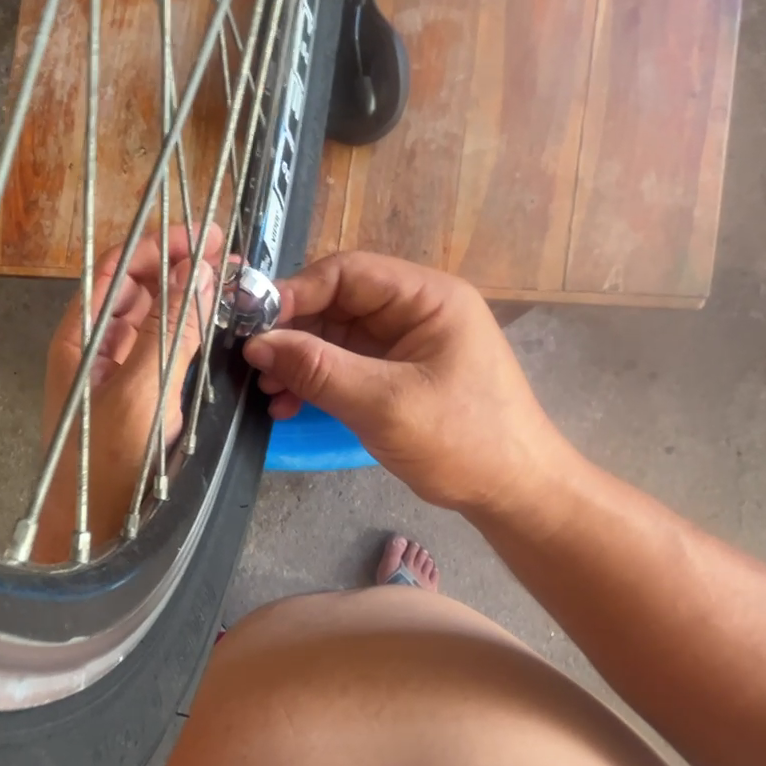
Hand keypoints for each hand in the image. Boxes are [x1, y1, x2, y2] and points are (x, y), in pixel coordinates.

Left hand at [34, 224, 223, 561]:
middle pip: (138, 290)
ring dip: (189, 297)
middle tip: (231, 257)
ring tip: (231, 283)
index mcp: (80, 337)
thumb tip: (201, 271)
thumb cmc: (106, 460)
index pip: (117, 270)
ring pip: (155, 319)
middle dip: (181, 266)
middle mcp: (96, 347)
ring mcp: (118, 373)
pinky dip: (190, 333)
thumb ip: (171, 330)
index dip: (161, 245)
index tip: (209, 234)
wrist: (93, 529)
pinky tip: (215, 325)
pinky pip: (165, 352)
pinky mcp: (140, 398)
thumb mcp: (140, 391)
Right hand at [242, 251, 576, 517]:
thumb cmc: (462, 440)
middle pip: (334, 303)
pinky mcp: (392, 376)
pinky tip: (288, 406)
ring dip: (296, 362)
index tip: (253, 325)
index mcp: (426, 298)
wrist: (511, 492)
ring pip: (331, 336)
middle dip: (291, 333)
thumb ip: (318, 369)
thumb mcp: (384, 403)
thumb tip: (256, 344)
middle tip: (254, 365)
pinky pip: (340, 366)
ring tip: (270, 392)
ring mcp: (401, 345)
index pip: (347, 272)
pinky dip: (311, 382)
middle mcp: (412, 312)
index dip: (296, 292)